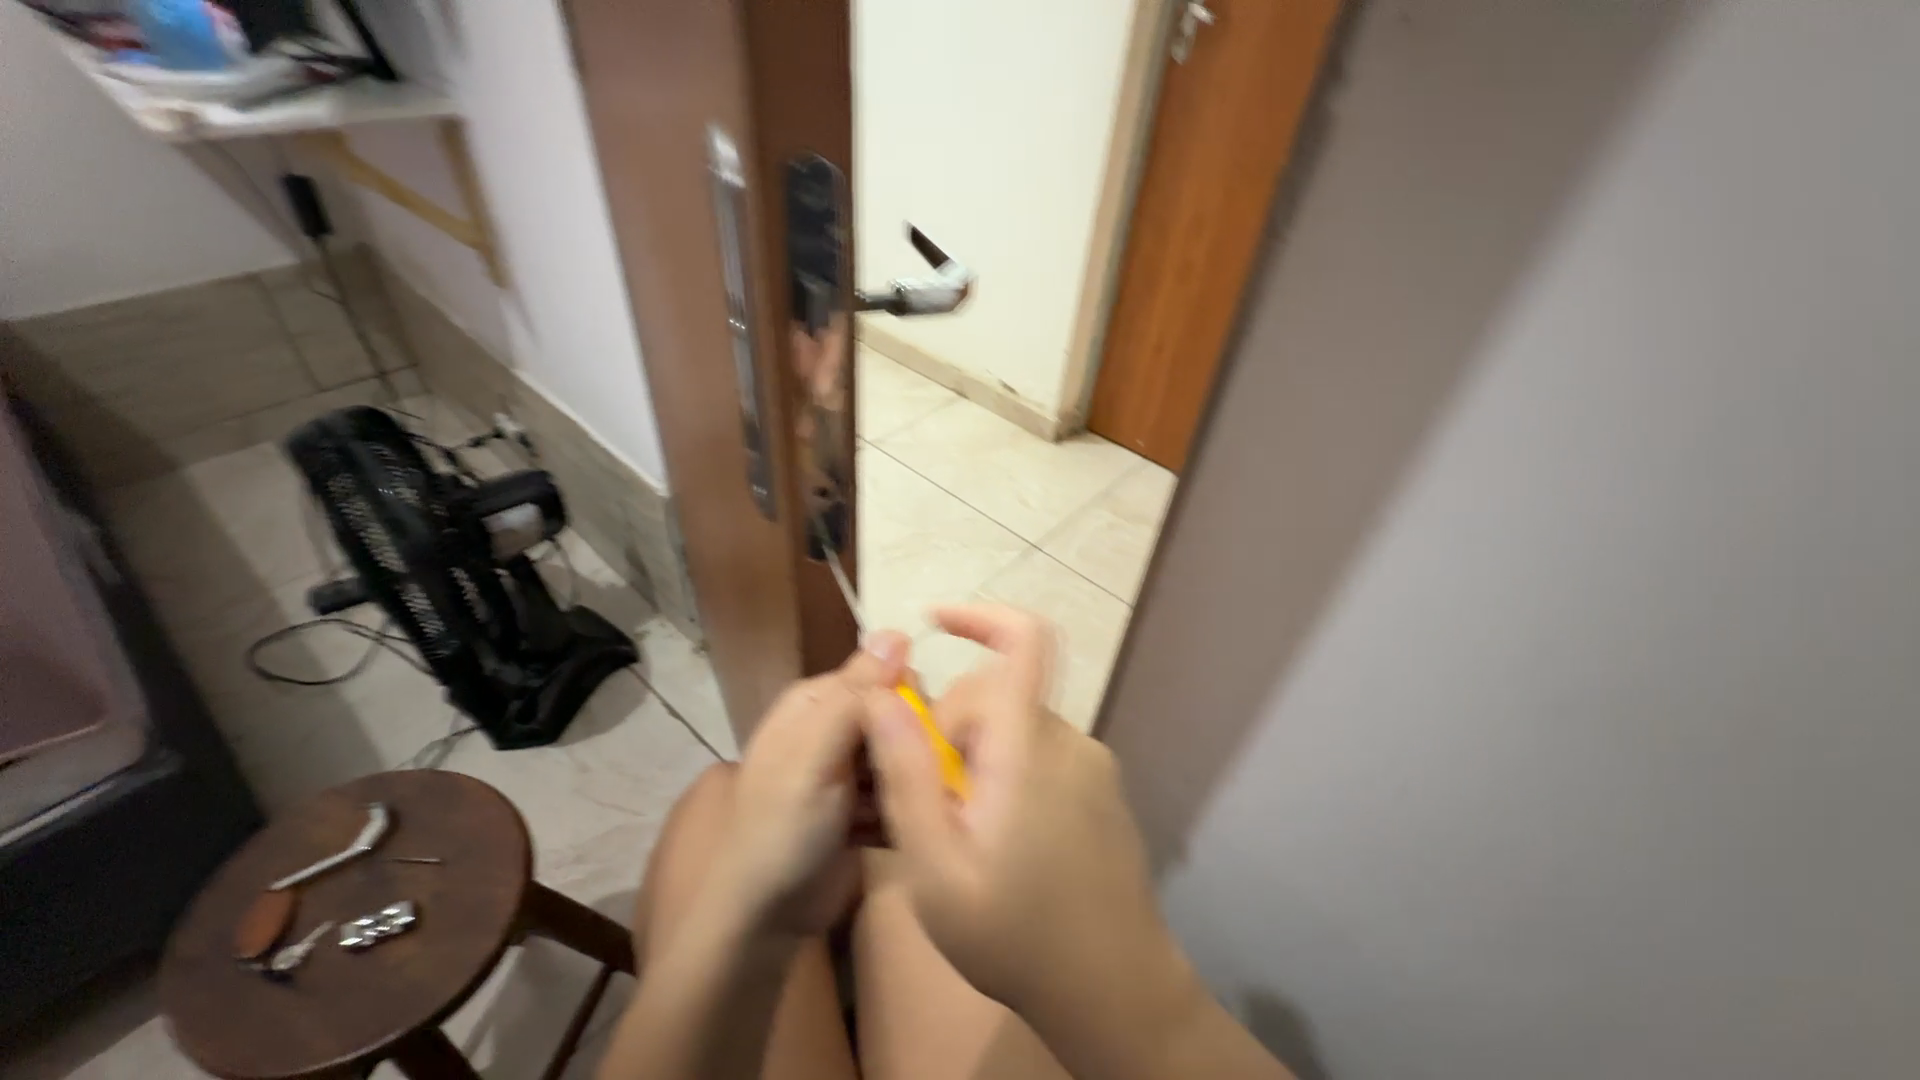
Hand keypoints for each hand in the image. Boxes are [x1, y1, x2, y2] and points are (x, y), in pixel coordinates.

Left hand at [706, 631, 907, 937]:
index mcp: (816, 703)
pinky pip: (898, 791)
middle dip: (915, 745)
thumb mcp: (817, 756)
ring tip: (918, 810)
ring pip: (903, 756)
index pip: (884, 675)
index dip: (910, 700)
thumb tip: (897, 630)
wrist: (763, 918)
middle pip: (898, 716)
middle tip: (919, 780)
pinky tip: (908, 831)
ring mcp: (848, 771)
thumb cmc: (783, 829)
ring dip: (912, 781)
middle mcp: (833, 729)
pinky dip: (904, 809)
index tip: (927, 736)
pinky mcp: (862, 808)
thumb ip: (856, 696)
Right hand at [859, 606, 1191, 1020]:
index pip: (1023, 640)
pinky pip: (1042, 756)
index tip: (933, 623)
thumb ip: (906, 773)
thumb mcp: (934, 865)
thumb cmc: (1014, 934)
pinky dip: (1009, 775)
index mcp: (1028, 748)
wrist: (1116, 989)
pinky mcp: (1101, 791)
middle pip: (998, 695)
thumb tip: (880, 696)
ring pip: (1016, 729)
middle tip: (931, 808)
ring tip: (963, 836)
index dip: (979, 615)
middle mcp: (1068, 741)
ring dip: (978, 760)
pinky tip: (1001, 844)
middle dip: (952, 732)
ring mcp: (1092, 766)